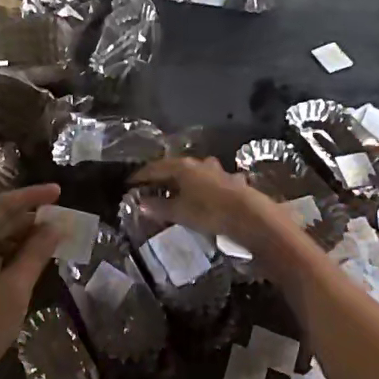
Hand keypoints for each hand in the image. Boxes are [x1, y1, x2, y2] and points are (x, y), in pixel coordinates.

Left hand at [0, 184, 64, 378]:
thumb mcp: (14, 290)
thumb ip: (35, 253)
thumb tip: (56, 225)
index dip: (30, 197)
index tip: (58, 190)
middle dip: (30, 217)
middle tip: (63, 217)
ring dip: (25, 237)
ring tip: (56, 236)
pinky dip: (16, 255)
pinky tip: (37, 257)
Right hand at [129, 158, 290, 249]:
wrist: (248, 215)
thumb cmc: (208, 211)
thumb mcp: (179, 212)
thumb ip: (159, 207)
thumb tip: (141, 203)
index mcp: (182, 166)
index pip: (155, 168)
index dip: (141, 176)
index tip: (130, 183)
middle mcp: (199, 163)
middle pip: (175, 168)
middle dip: (163, 177)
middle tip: (150, 188)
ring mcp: (218, 170)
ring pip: (195, 174)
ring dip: (184, 182)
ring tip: (176, 193)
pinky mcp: (232, 181)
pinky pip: (210, 183)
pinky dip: (202, 189)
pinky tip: (203, 197)